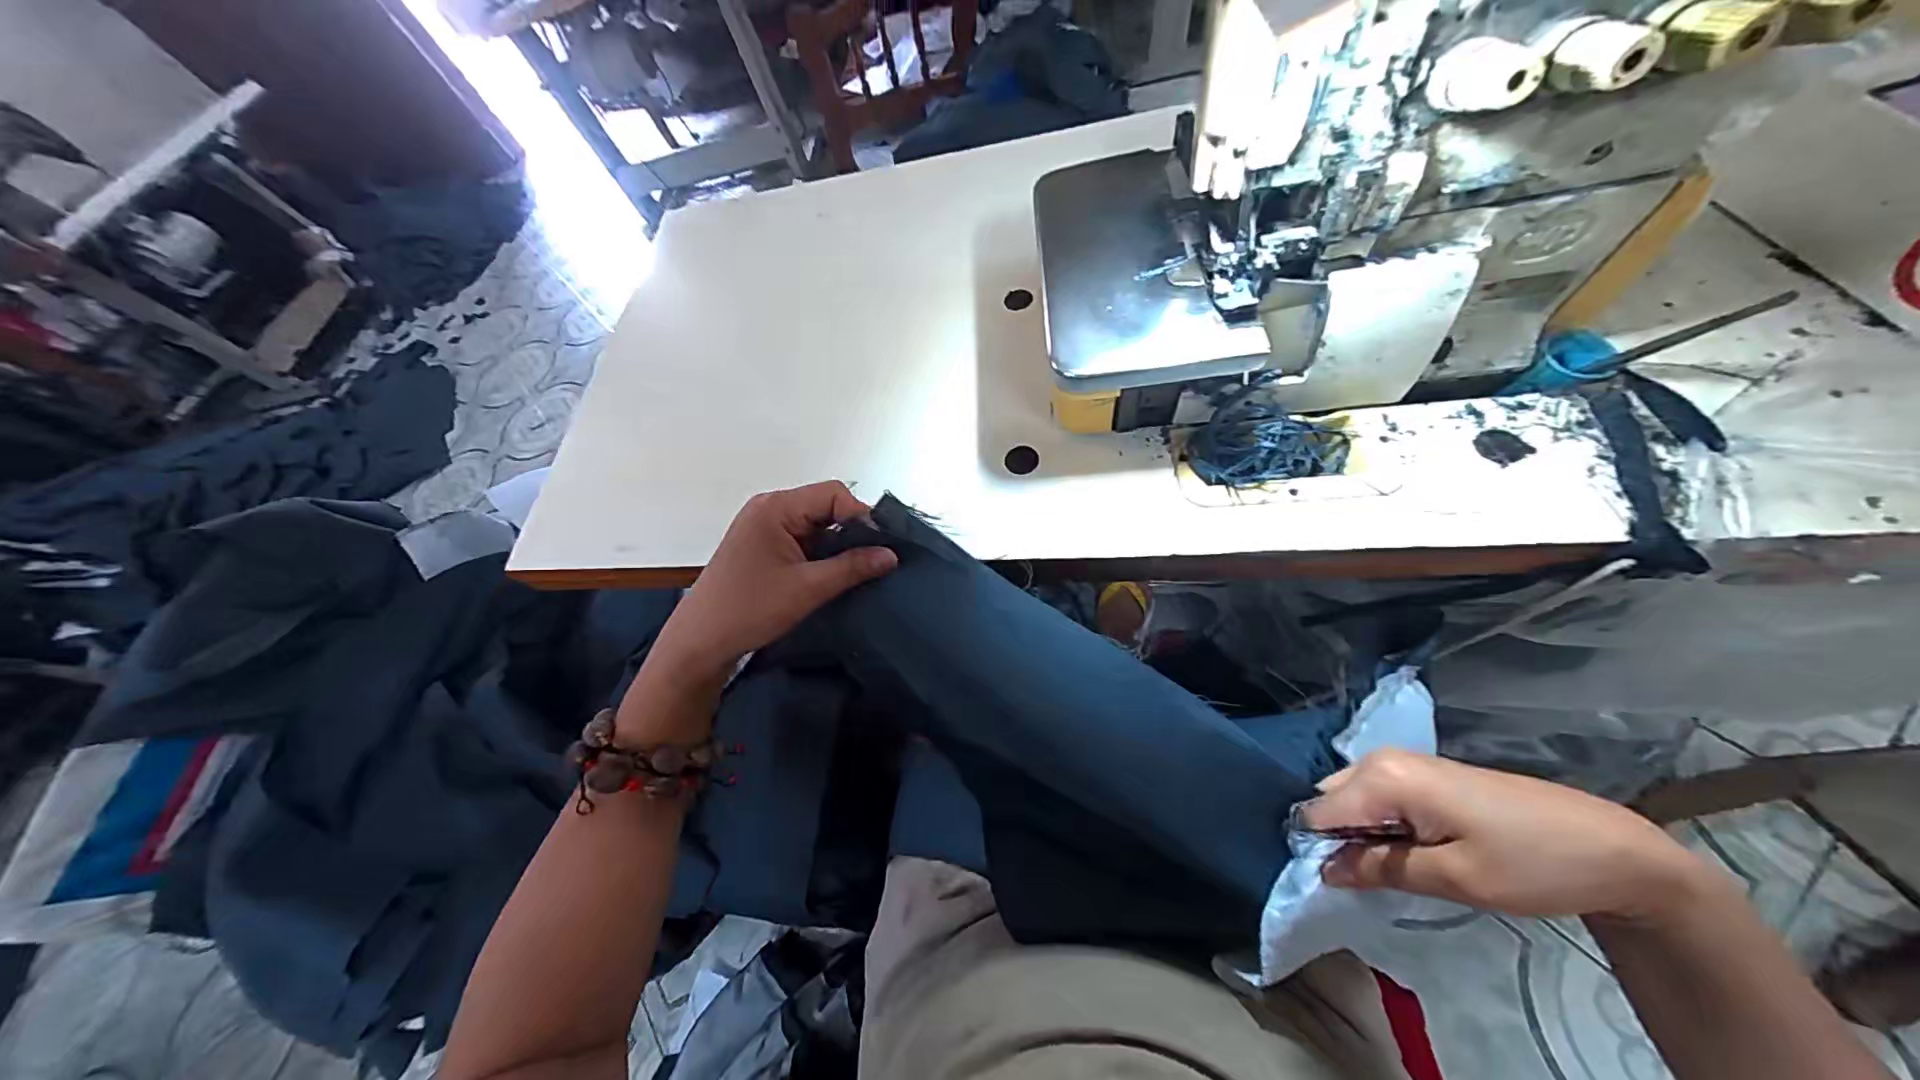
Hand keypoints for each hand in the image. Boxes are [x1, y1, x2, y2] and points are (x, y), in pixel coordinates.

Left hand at [651, 481, 898, 682]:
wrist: (701, 641)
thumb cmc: (750, 610)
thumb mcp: (808, 588)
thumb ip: (853, 567)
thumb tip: (892, 555)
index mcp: (776, 507)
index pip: (833, 494)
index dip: (860, 515)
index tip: (882, 546)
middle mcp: (770, 507)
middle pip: (826, 505)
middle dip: (852, 530)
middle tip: (875, 559)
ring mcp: (765, 525)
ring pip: (817, 523)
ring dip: (837, 544)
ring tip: (858, 569)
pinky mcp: (764, 544)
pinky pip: (804, 538)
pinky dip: (822, 553)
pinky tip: (835, 574)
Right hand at [1303, 749, 1716, 924]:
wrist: (1613, 848)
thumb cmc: (1531, 864)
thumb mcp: (1454, 878)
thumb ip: (1380, 869)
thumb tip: (1324, 870)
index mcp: (1384, 777)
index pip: (1317, 812)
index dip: (1321, 850)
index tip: (1345, 883)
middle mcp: (1383, 758)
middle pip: (1330, 800)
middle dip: (1339, 838)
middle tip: (1376, 878)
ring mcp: (1404, 762)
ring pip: (1352, 798)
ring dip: (1361, 833)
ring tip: (1397, 867)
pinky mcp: (1423, 772)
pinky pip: (1377, 796)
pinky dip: (1381, 824)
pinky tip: (1412, 849)